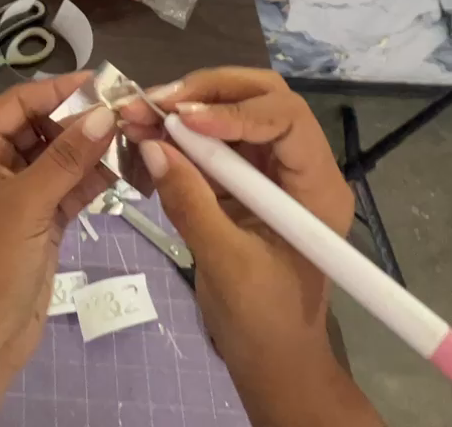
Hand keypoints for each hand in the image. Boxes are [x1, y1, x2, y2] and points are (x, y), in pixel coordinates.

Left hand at [0, 73, 117, 426]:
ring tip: (133, 136)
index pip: (18, 104)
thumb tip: (103, 113)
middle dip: (80, 121)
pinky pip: (67, 188)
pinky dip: (92, 180)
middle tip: (127, 112)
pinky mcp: (39, 221)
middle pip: (40, 128)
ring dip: (91, 150)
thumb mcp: (26, 204)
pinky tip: (124, 169)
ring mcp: (18, 194)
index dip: (57, 90)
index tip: (102, 81)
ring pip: (58, 159)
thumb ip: (67, 158)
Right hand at [120, 67, 380, 426]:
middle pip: (258, 96)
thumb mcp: (227, 266)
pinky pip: (207, 138)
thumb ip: (191, 203)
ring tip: (136, 113)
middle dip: (204, 91)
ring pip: (228, 110)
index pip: (285, 118)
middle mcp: (295, 164)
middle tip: (155, 101)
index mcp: (315, 187)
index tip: (184, 120)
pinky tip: (142, 133)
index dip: (234, 109)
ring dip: (181, 107)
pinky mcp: (238, 177)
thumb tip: (152, 146)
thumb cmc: (264, 323)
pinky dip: (174, 131)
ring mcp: (266, 169)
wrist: (271, 360)